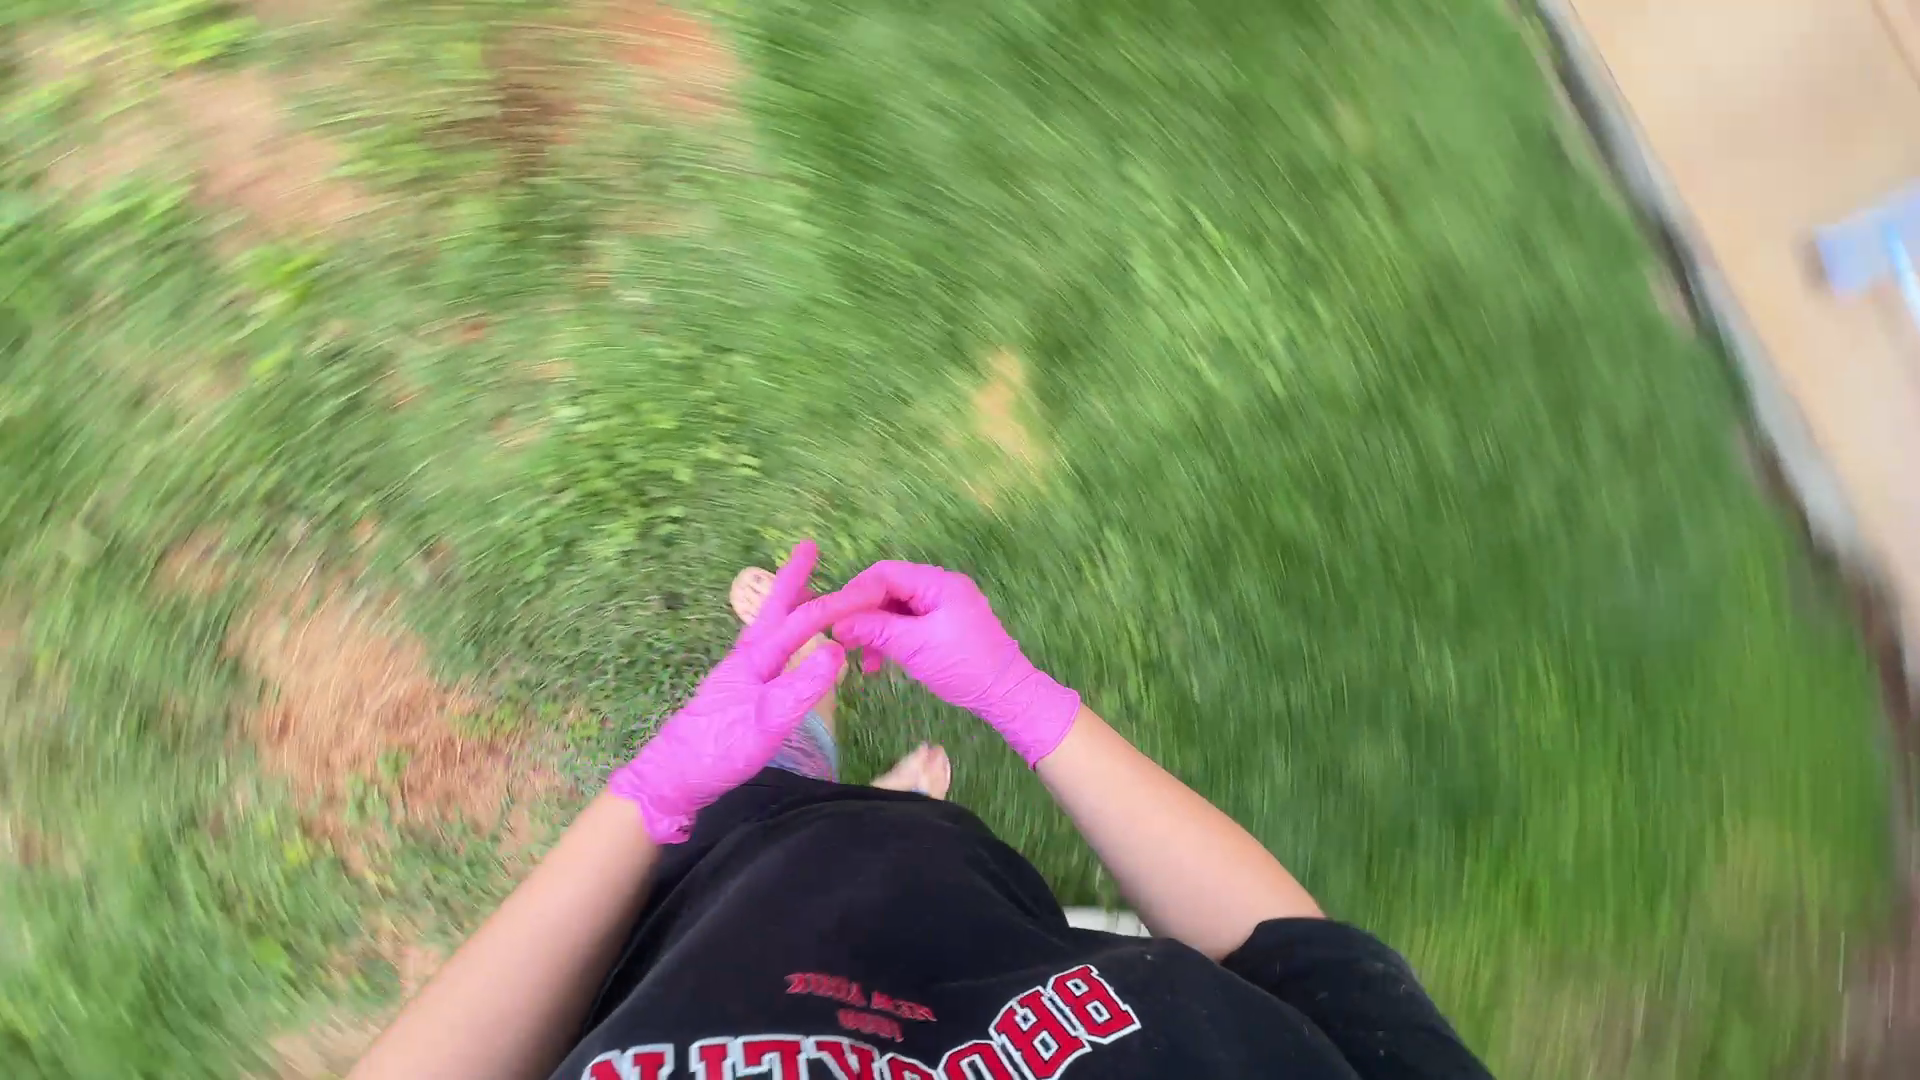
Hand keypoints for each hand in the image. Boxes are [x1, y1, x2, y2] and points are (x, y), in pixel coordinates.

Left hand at [609, 541, 879, 842]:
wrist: (672, 779)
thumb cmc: (719, 750)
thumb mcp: (766, 722)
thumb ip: (800, 687)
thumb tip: (838, 650)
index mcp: (757, 658)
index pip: (805, 621)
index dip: (839, 606)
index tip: (870, 593)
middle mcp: (748, 656)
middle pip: (775, 607)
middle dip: (794, 578)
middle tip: (809, 548)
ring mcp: (741, 672)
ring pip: (770, 625)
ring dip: (788, 601)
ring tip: (806, 588)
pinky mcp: (739, 689)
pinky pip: (768, 646)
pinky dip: (782, 631)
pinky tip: (787, 645)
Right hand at [831, 561, 1079, 765]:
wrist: (1005, 694)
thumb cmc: (964, 666)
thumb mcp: (915, 647)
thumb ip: (876, 630)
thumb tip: (838, 623)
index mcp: (938, 583)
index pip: (884, 574)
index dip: (854, 594)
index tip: (831, 617)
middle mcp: (940, 587)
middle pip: (888, 589)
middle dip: (862, 613)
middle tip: (840, 638)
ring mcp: (942, 606)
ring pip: (895, 609)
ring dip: (874, 630)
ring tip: (858, 657)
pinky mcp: (942, 625)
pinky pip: (907, 624)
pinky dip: (890, 640)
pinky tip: (878, 663)